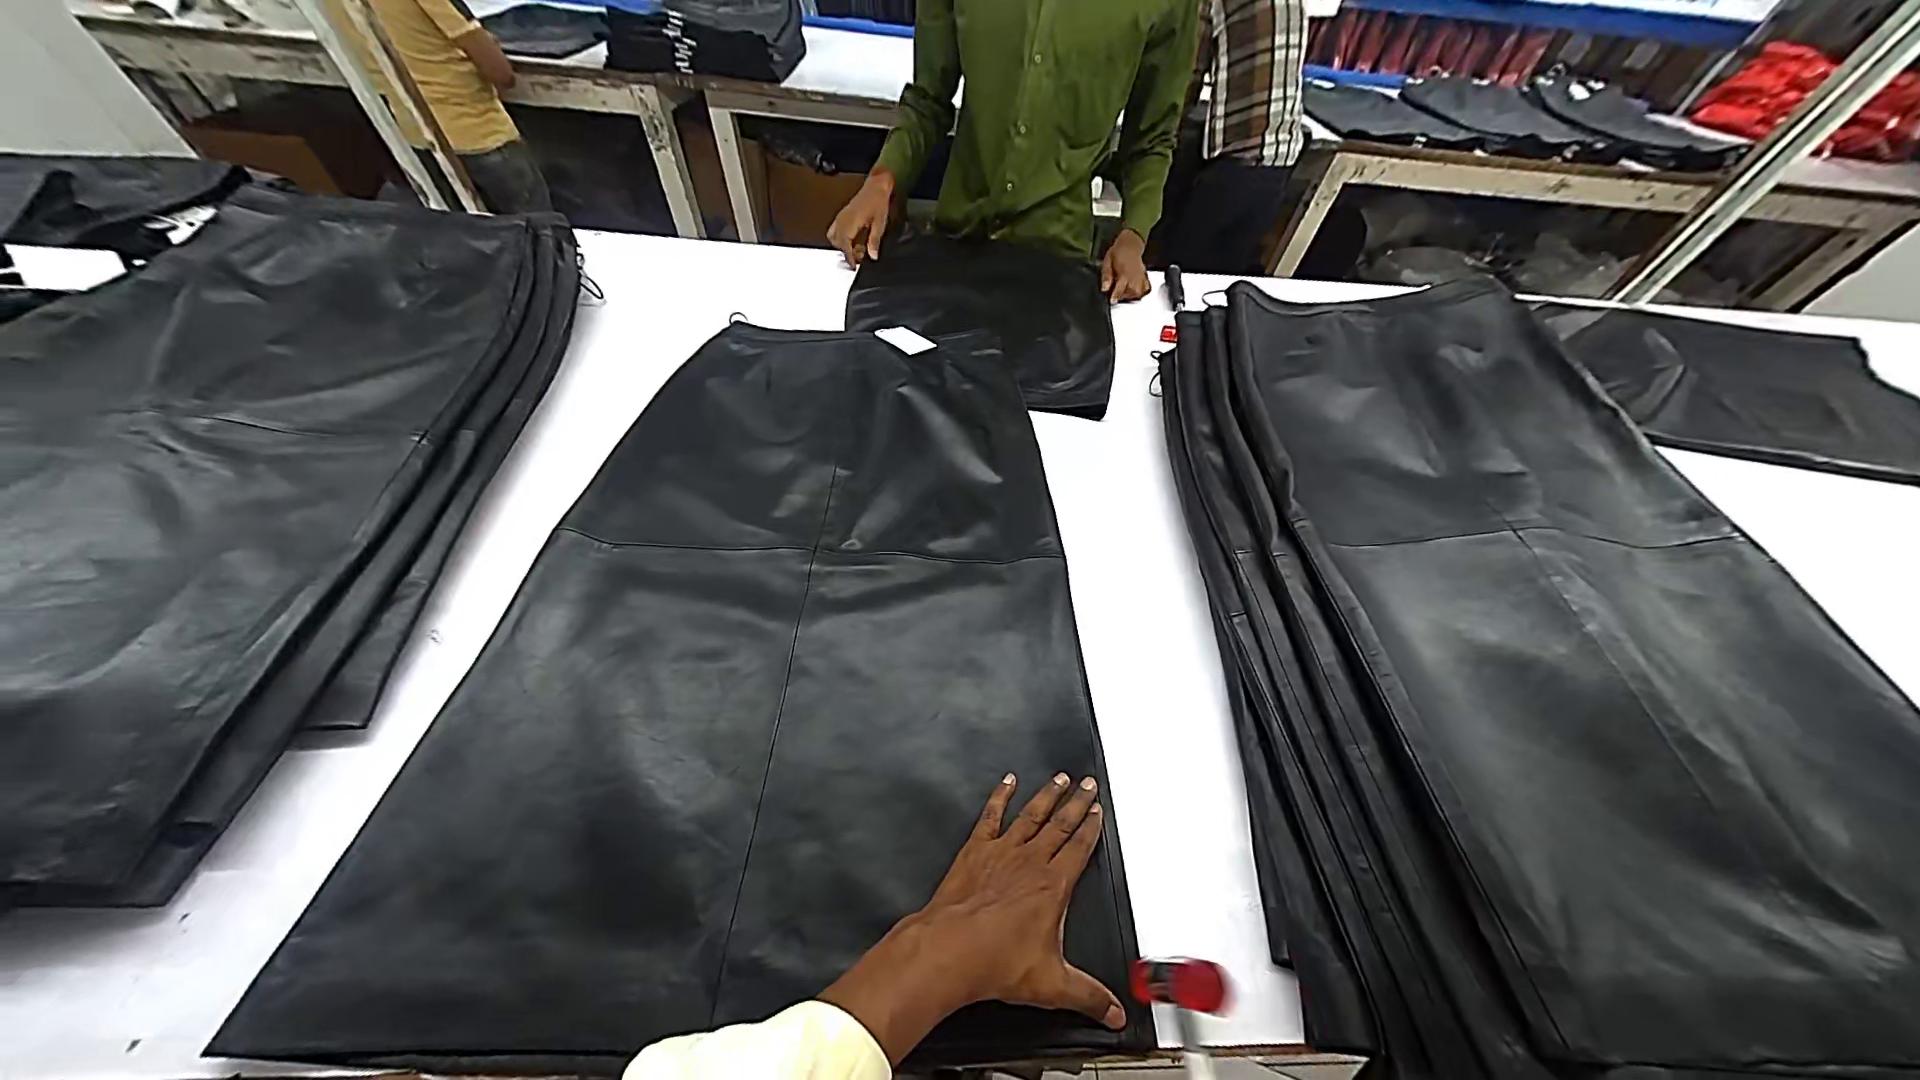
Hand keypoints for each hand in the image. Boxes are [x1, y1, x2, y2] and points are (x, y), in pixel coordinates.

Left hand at [818, 772, 1121, 1063]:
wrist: (952, 948)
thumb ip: (1087, 996)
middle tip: (1087, 784)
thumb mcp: (1052, 984)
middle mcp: (1030, 861)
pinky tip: (1007, 782)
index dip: (1091, 828)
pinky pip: (992, 814)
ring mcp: (1002, 850)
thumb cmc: (995, 960)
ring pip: (1032, 814)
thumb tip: (1112, 1011)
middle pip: (1060, 823)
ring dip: (1048, 794)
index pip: (1079, 848)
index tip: (1098, 812)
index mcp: (1052, 886)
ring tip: (1059, 778)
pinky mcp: (977, 849)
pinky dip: (1000, 795)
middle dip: (1077, 802)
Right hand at [827, 168, 897, 266]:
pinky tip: (852, 239)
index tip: (854, 266)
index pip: (845, 244)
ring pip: (834, 236)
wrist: (876, 185)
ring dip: (843, 245)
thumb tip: (873, 256)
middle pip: (837, 242)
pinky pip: (834, 229)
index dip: (849, 257)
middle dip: (847, 252)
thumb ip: (874, 241)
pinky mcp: (842, 214)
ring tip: (856, 248)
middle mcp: (843, 219)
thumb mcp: (880, 223)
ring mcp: (841, 216)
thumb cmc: (878, 202)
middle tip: (859, 257)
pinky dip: (840, 237)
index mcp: (851, 221)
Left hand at [1100, 229, 1149, 303]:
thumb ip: (1106, 276)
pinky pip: (1146, 288)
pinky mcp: (1144, 276)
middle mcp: (1134, 275)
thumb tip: (1104, 288)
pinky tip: (1134, 291)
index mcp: (1124, 272)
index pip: (1120, 288)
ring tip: (1124, 293)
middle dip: (1123, 296)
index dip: (1116, 296)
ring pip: (1139, 292)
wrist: (1130, 244)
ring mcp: (1140, 276)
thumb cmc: (1118, 252)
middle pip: (1131, 292)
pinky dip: (1141, 292)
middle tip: (1116, 295)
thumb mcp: (1107, 262)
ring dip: (1131, 295)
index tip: (1112, 301)